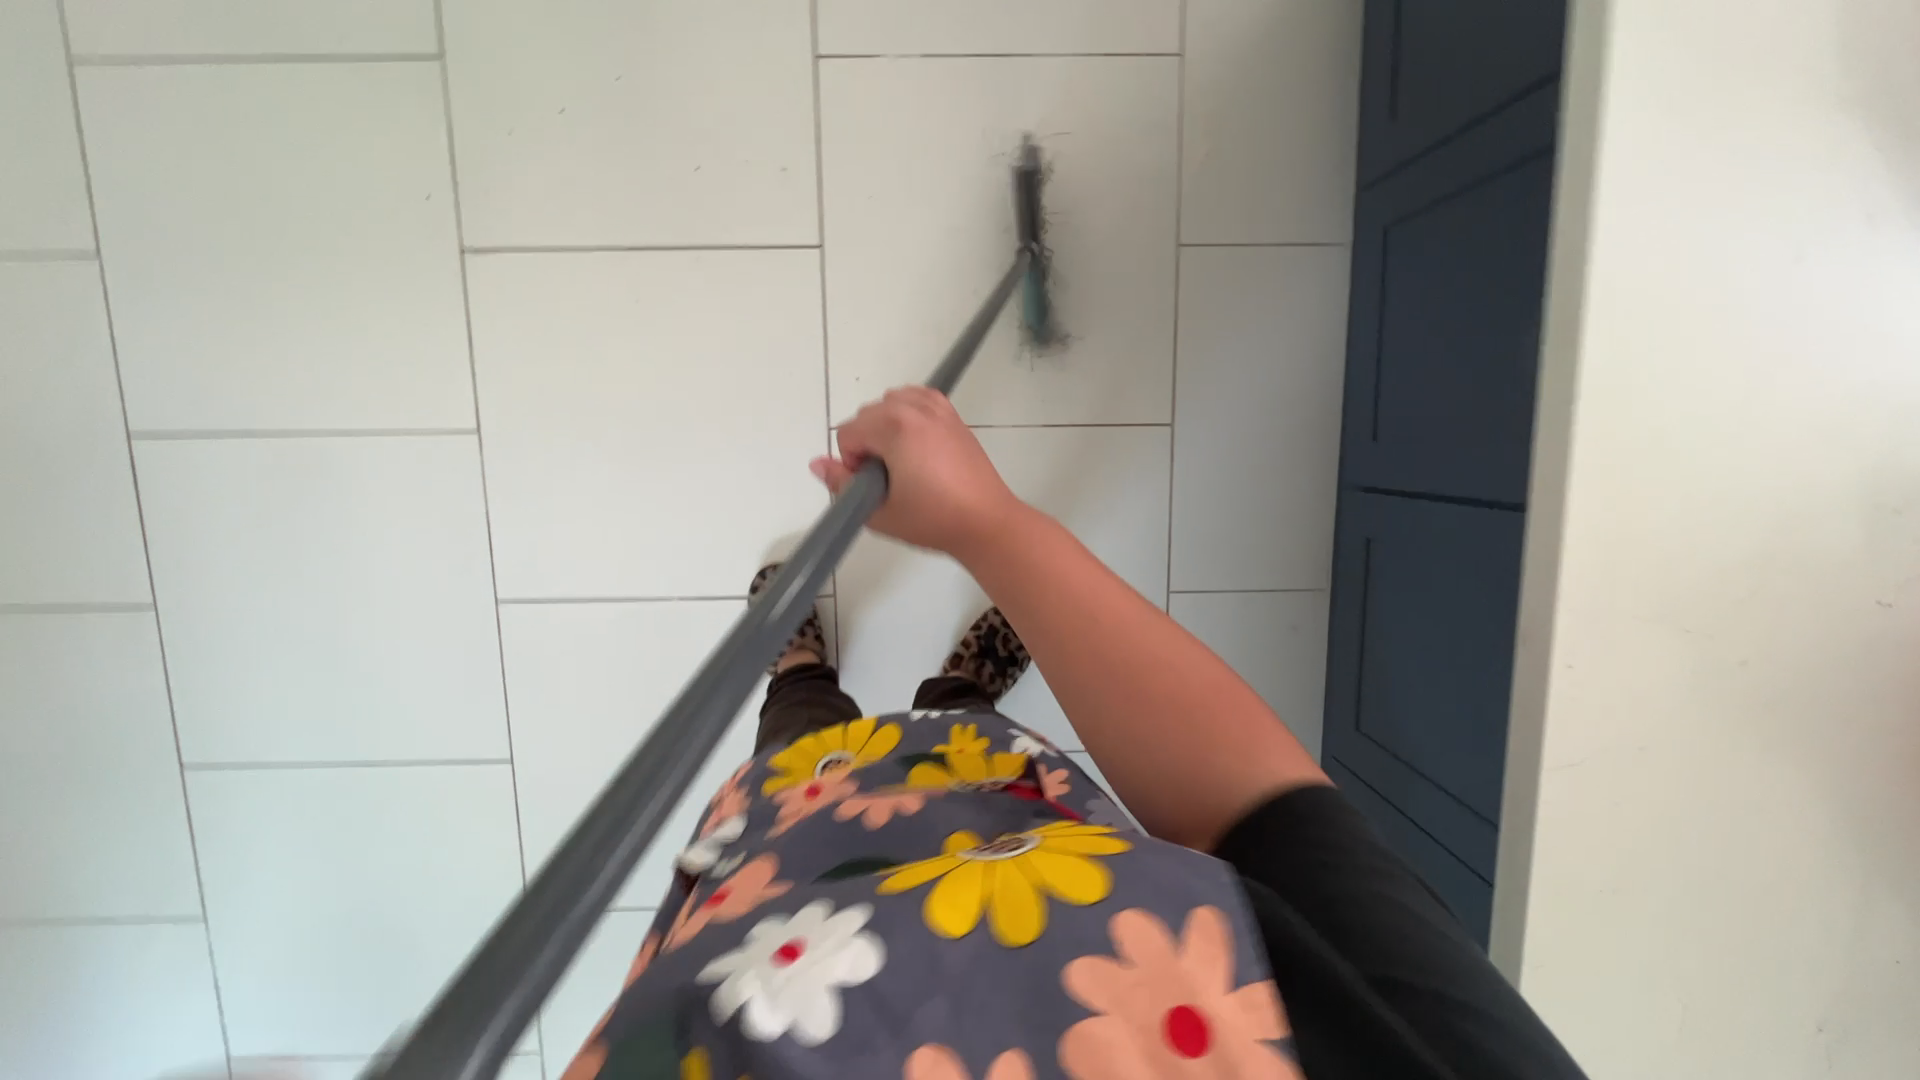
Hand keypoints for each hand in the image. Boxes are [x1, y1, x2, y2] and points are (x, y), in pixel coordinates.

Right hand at [812, 387, 1023, 555]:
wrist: (985, 521)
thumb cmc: (932, 519)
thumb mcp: (880, 511)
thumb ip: (843, 485)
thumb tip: (815, 463)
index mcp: (895, 427)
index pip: (849, 433)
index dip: (851, 463)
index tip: (872, 486)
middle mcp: (914, 408)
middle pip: (867, 415)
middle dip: (867, 443)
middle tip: (887, 478)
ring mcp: (937, 408)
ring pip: (890, 403)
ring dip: (885, 426)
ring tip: (901, 461)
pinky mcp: (952, 415)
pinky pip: (916, 398)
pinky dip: (907, 413)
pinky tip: (915, 442)